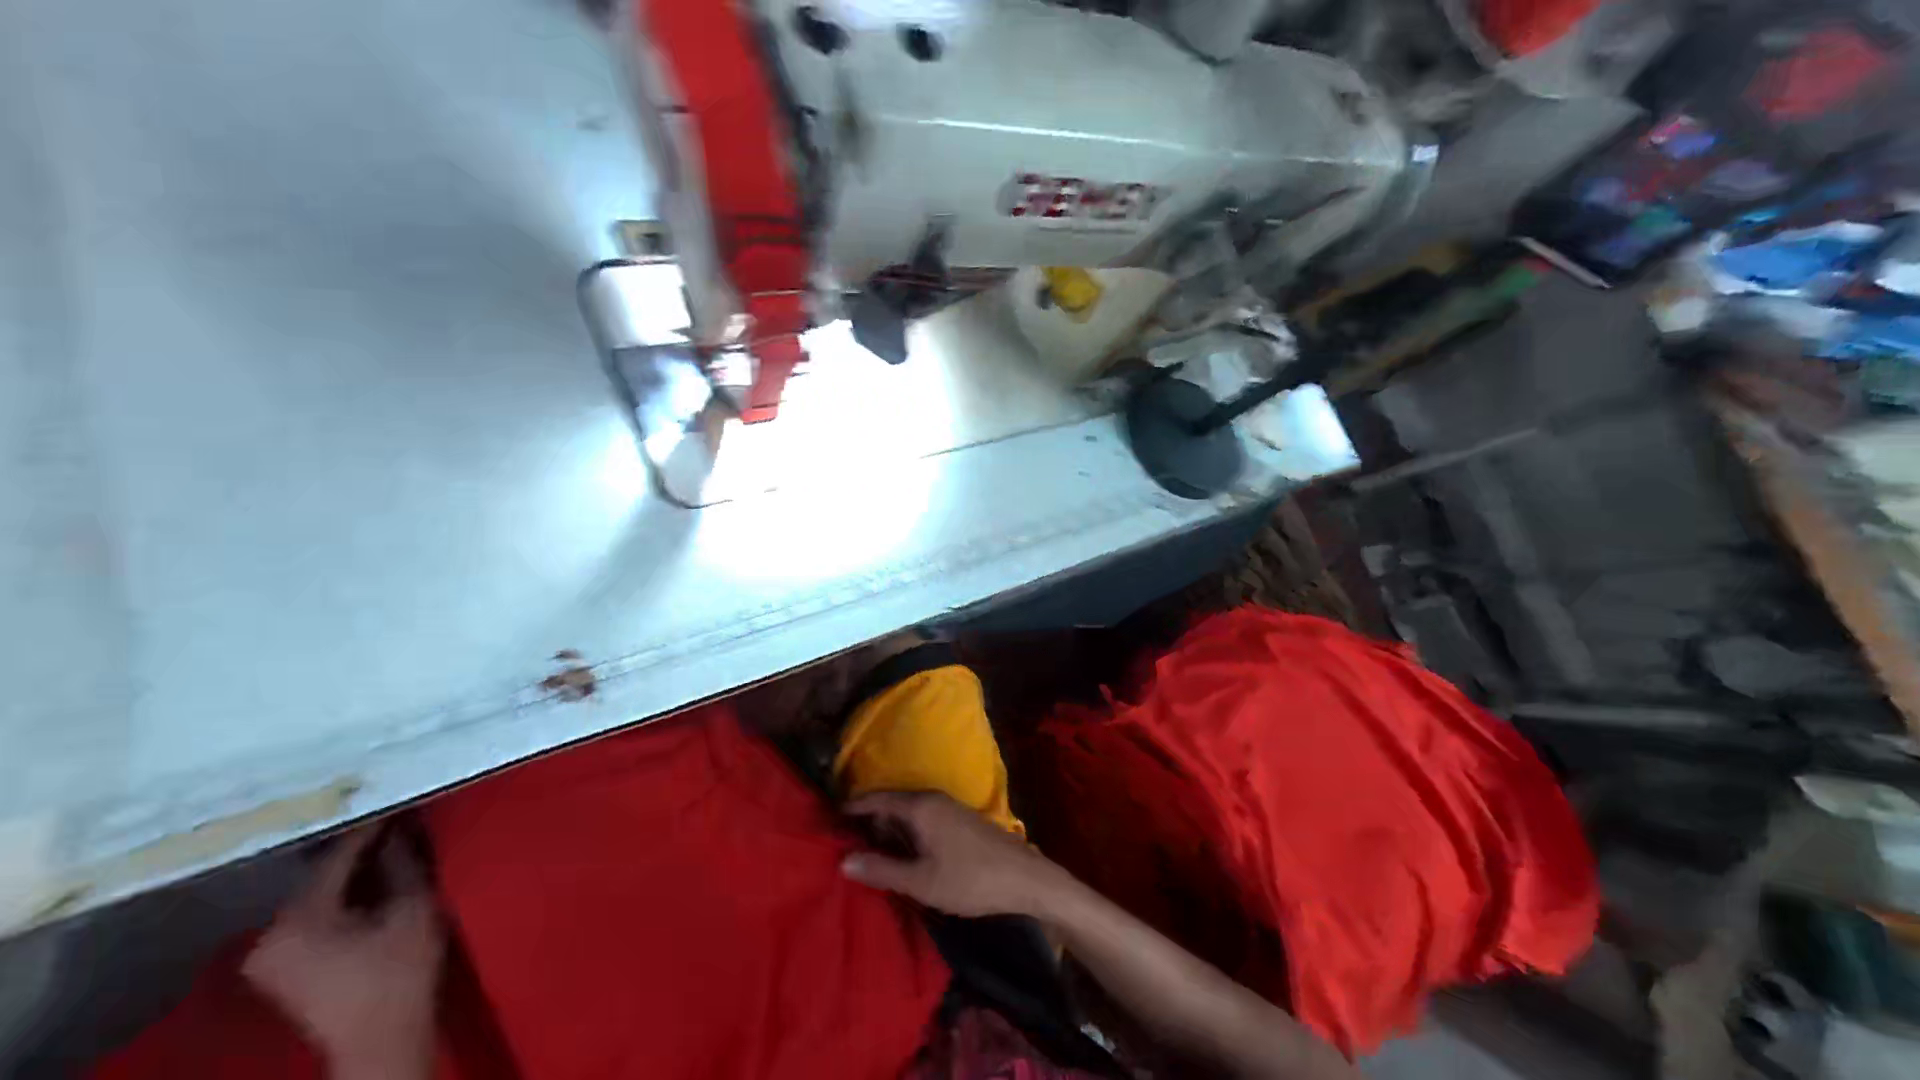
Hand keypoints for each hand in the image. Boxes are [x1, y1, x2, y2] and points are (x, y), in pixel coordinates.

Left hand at [243, 828, 443, 1079]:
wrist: (382, 1041)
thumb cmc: (400, 974)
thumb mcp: (413, 909)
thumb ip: (403, 863)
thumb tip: (402, 827)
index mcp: (294, 922)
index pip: (335, 858)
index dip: (372, 828)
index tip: (400, 800)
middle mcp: (267, 935)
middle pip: (320, 876)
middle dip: (361, 849)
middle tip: (398, 819)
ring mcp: (268, 953)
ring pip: (318, 893)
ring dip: (354, 871)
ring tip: (391, 842)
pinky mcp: (280, 965)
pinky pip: (314, 912)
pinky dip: (344, 893)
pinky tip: (374, 878)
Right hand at [841, 791, 1075, 918]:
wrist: (1024, 878)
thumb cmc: (970, 880)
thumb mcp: (921, 881)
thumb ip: (882, 870)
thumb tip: (843, 859)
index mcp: (919, 806)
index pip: (875, 799)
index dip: (851, 808)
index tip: (828, 820)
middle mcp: (932, 798)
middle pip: (890, 803)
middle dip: (868, 820)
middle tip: (844, 843)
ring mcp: (948, 807)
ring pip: (907, 811)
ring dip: (888, 828)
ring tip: (869, 852)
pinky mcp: (959, 820)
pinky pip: (921, 818)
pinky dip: (905, 832)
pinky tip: (903, 854)